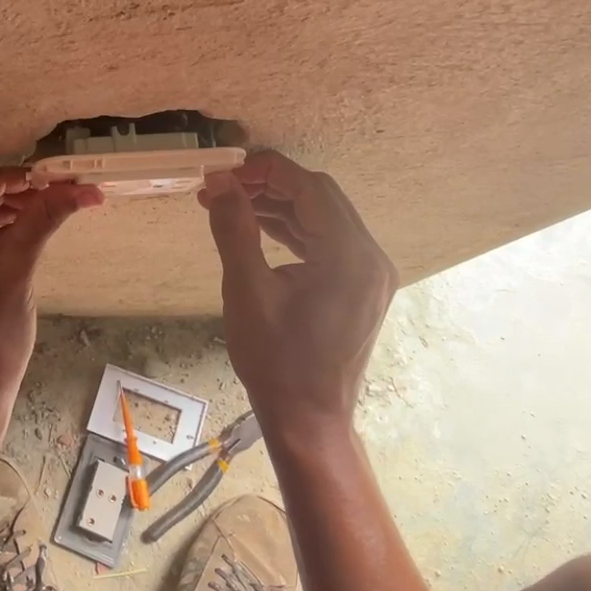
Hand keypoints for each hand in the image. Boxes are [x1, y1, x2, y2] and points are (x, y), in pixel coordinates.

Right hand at [199, 152, 398, 433]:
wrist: (308, 419)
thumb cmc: (276, 359)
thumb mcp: (247, 290)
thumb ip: (235, 229)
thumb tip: (220, 182)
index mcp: (350, 256)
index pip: (311, 188)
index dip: (266, 171)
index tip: (224, 171)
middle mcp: (370, 258)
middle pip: (320, 198)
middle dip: (269, 185)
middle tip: (222, 189)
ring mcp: (369, 275)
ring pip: (323, 219)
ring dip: (278, 207)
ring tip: (229, 205)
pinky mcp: (359, 289)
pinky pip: (326, 243)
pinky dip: (292, 231)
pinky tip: (256, 230)